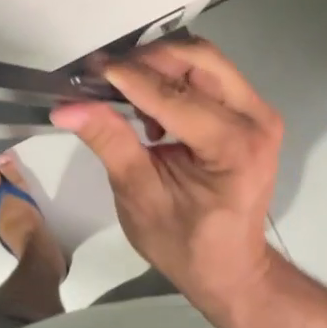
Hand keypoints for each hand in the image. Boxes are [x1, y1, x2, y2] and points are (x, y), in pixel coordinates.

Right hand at [51, 38, 283, 314]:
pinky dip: (175, 78)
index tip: (88, 69)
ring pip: (204, 60)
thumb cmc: (185, 244)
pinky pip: (210, 74)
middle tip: (108, 79)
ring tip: (129, 98)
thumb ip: (109, 141)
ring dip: (161, 67)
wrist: (231, 268)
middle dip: (148, 61)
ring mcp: (259, 112)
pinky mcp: (252, 111)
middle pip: (198, 59)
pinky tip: (152, 111)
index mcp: (234, 147)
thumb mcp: (138, 195)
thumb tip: (67, 105)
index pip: (174, 95)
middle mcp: (256, 119)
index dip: (128, 77)